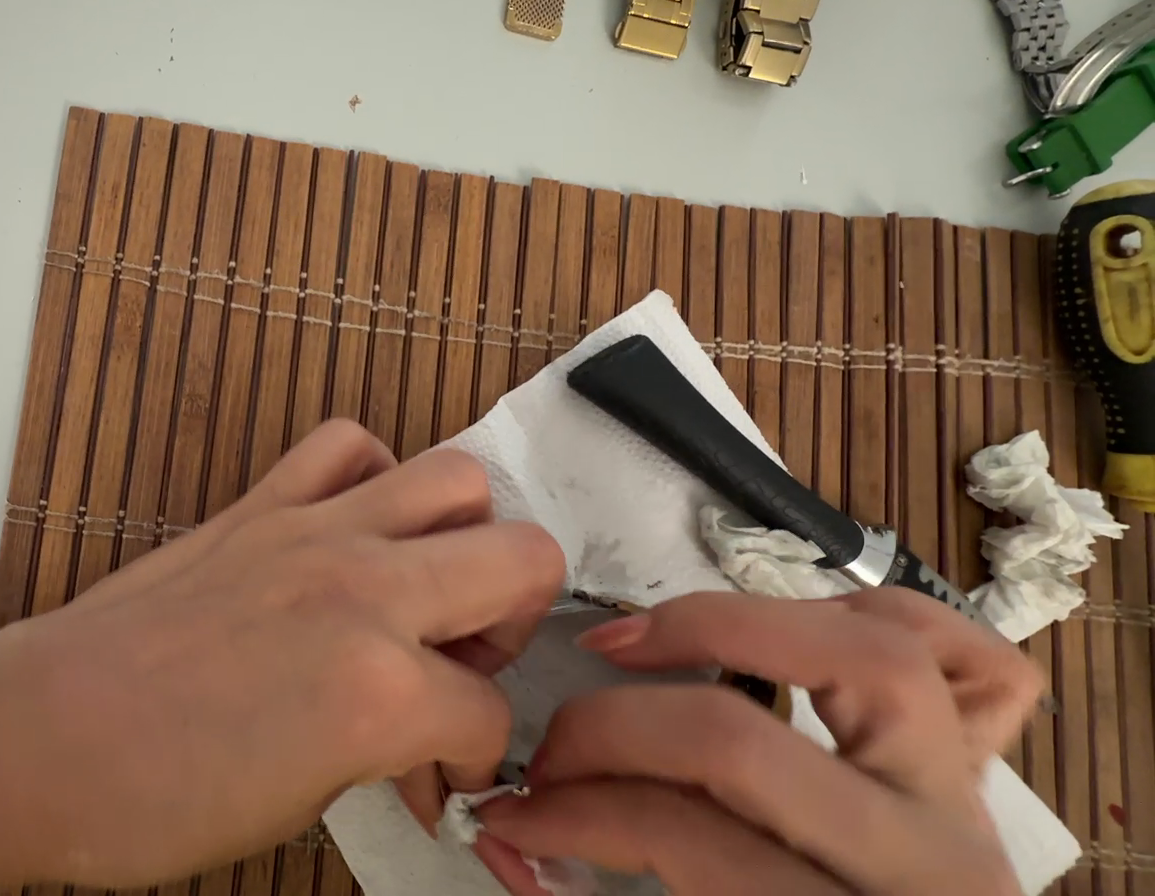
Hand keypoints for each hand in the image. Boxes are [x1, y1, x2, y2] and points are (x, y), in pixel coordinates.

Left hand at [0, 420, 563, 892]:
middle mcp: (360, 589)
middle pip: (522, 557)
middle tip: (460, 657)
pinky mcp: (258, 503)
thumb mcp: (302, 802)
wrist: (45, 733)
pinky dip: (370, 474)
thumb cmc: (156, 798)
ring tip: (421, 582)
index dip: (477, 753)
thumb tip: (426, 743)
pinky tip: (354, 523)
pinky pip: (343, 446)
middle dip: (512, 619)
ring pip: (452, 477)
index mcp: (378, 691)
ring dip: (462, 533)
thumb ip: (386, 749)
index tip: (445, 766)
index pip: (491, 715)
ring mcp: (310, 530)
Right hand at [473, 590, 1044, 894]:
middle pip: (742, 742)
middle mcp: (927, 863)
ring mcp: (965, 804)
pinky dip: (882, 619)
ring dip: (720, 623)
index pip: (677, 832)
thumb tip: (507, 831)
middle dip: (611, 728)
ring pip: (870, 656)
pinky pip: (978, 667)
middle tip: (555, 744)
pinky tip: (792, 629)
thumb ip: (614, 881)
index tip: (508, 810)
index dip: (569, 811)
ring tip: (631, 643)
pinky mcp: (980, 775)